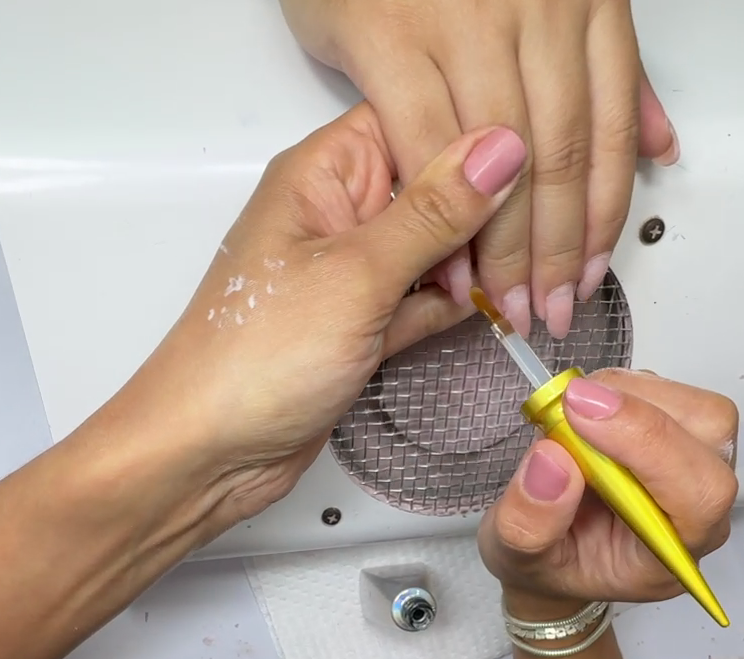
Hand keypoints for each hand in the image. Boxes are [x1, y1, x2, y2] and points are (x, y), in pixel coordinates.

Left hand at [99, 105, 528, 531]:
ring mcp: (348, 276)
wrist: (211, 452)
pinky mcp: (358, 328)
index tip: (531, 176)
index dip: (477, 147)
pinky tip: (489, 310)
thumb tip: (499, 150)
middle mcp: (335, 217)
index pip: (416, 122)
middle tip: (532, 248)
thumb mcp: (355, 275)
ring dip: (474, 268)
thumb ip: (432, 213)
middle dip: (484, 216)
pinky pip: (419, 301)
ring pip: (432, 251)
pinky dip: (451, 307)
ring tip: (525, 284)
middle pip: (432, 190)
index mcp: (321, 175)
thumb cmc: (252, 362)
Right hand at [280, 0, 677, 340]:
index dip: (601, 221)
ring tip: (506, 306)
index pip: (607, 133)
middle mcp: (535, 7)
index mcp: (582, 0)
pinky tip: (450, 266)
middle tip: (548, 311)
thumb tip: (658, 142)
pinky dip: (440, 215)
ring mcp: (463, 21)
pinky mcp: (390, 35)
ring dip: (507, 250)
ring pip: (501, 162)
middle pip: (560, 158)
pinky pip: (426, 146)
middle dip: (557, 252)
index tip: (588, 279)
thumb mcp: (551, 2)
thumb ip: (606, 72)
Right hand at [480, 369, 736, 617]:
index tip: (578, 412)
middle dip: (635, 410)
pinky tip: (581, 414)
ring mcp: (692, 467)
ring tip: (566, 417)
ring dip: (625, 394)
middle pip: (708, 435)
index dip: (647, 442)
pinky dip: (618, 388)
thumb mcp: (517, 560)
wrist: (556, 558)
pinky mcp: (675, 435)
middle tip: (565, 408)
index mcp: (670, 553)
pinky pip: (668, 394)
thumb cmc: (549, 566)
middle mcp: (696, 509)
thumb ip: (529, 524)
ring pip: (692, 406)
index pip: (698, 493)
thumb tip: (552, 458)